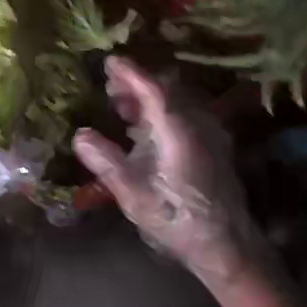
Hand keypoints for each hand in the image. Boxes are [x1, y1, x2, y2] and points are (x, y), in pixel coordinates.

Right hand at [72, 56, 263, 289]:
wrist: (226, 245)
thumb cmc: (175, 219)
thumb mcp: (132, 193)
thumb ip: (106, 161)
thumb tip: (80, 134)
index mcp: (178, 130)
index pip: (152, 88)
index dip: (130, 72)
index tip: (109, 61)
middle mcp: (198, 123)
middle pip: (166, 90)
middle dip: (137, 84)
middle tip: (109, 87)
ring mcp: (210, 133)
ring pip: (177, 102)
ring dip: (149, 99)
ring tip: (121, 108)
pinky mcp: (214, 146)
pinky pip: (185, 115)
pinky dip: (162, 113)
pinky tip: (144, 131)